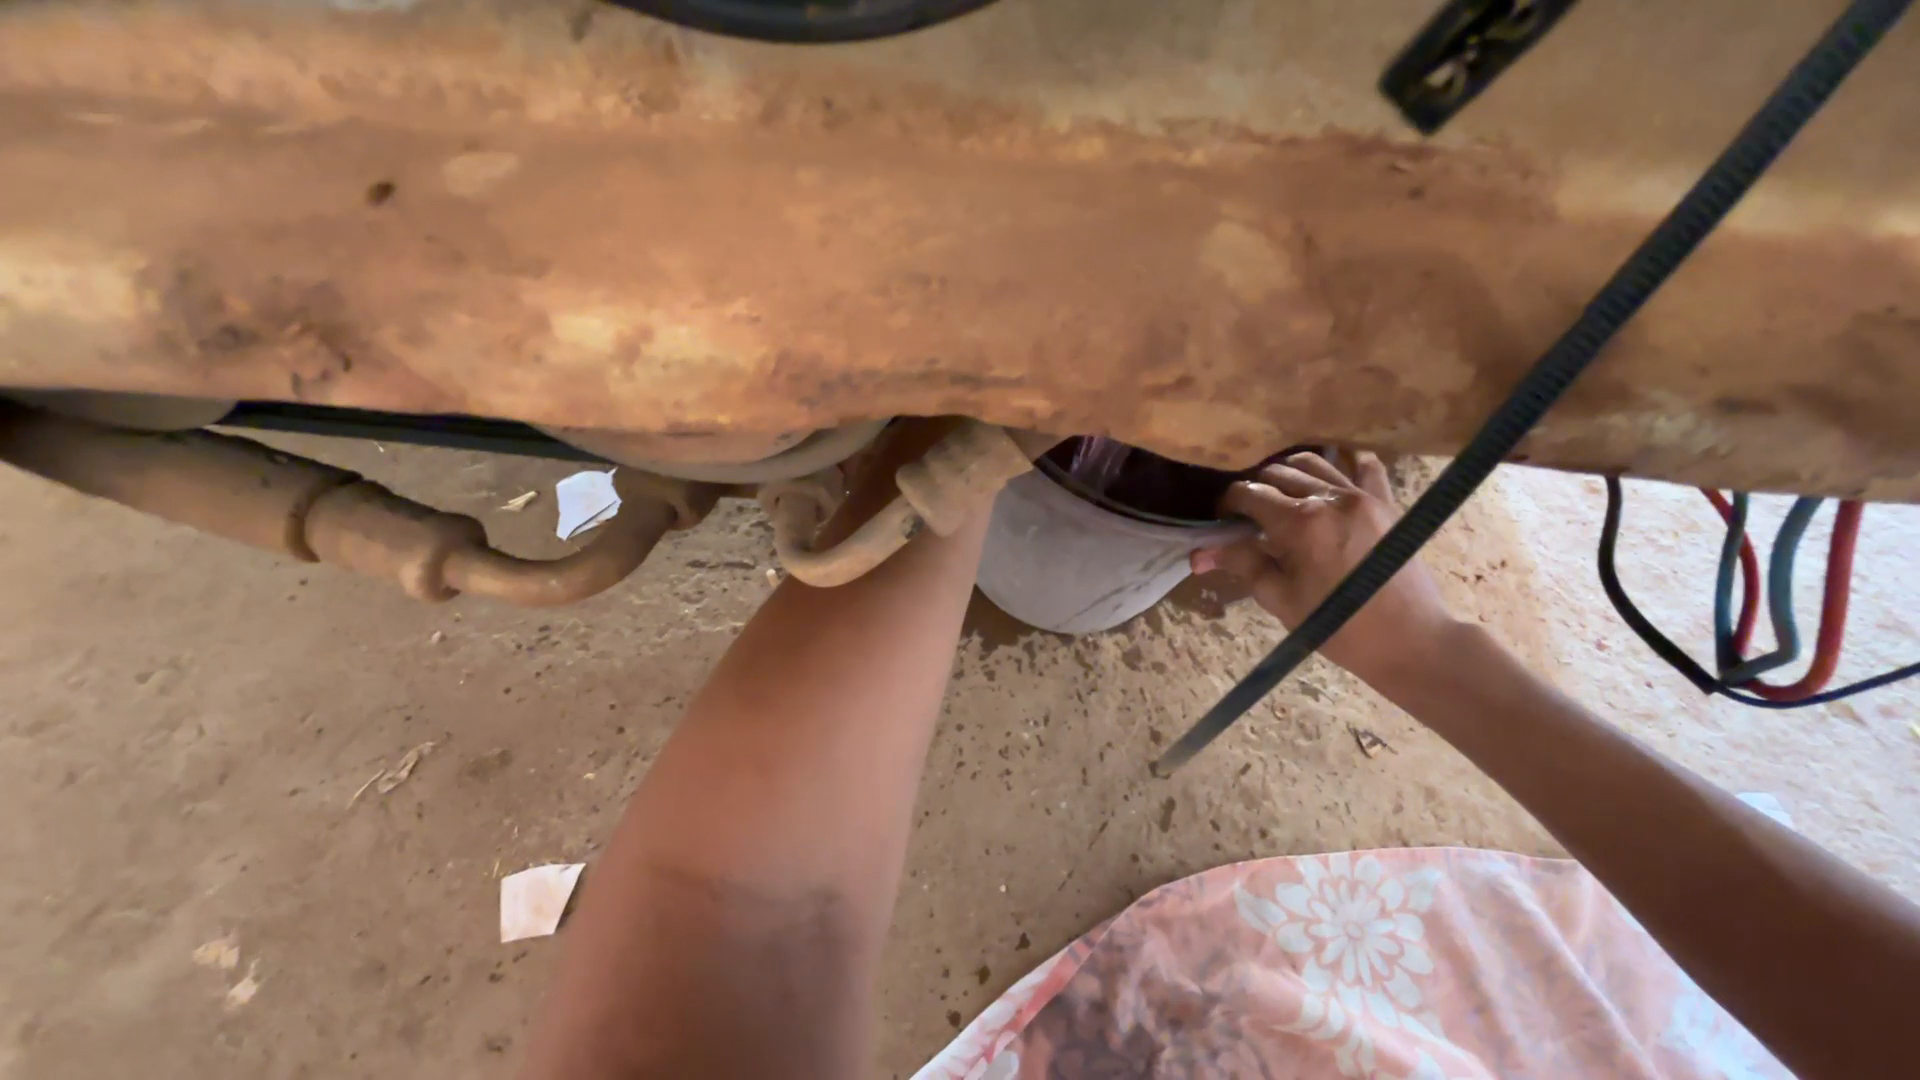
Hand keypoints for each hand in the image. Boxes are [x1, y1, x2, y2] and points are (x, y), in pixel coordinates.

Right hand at [1191, 451, 1455, 691]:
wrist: (1410, 640)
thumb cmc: (1338, 627)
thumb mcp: (1281, 600)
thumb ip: (1243, 564)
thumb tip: (1200, 553)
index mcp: (1298, 523)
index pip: (1248, 494)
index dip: (1227, 504)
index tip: (1222, 520)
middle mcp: (1329, 498)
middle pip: (1277, 473)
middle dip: (1255, 489)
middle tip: (1248, 515)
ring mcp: (1362, 496)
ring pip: (1314, 462)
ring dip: (1289, 472)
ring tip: (1281, 495)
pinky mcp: (1387, 502)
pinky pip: (1366, 466)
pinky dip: (1346, 461)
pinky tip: (1335, 467)